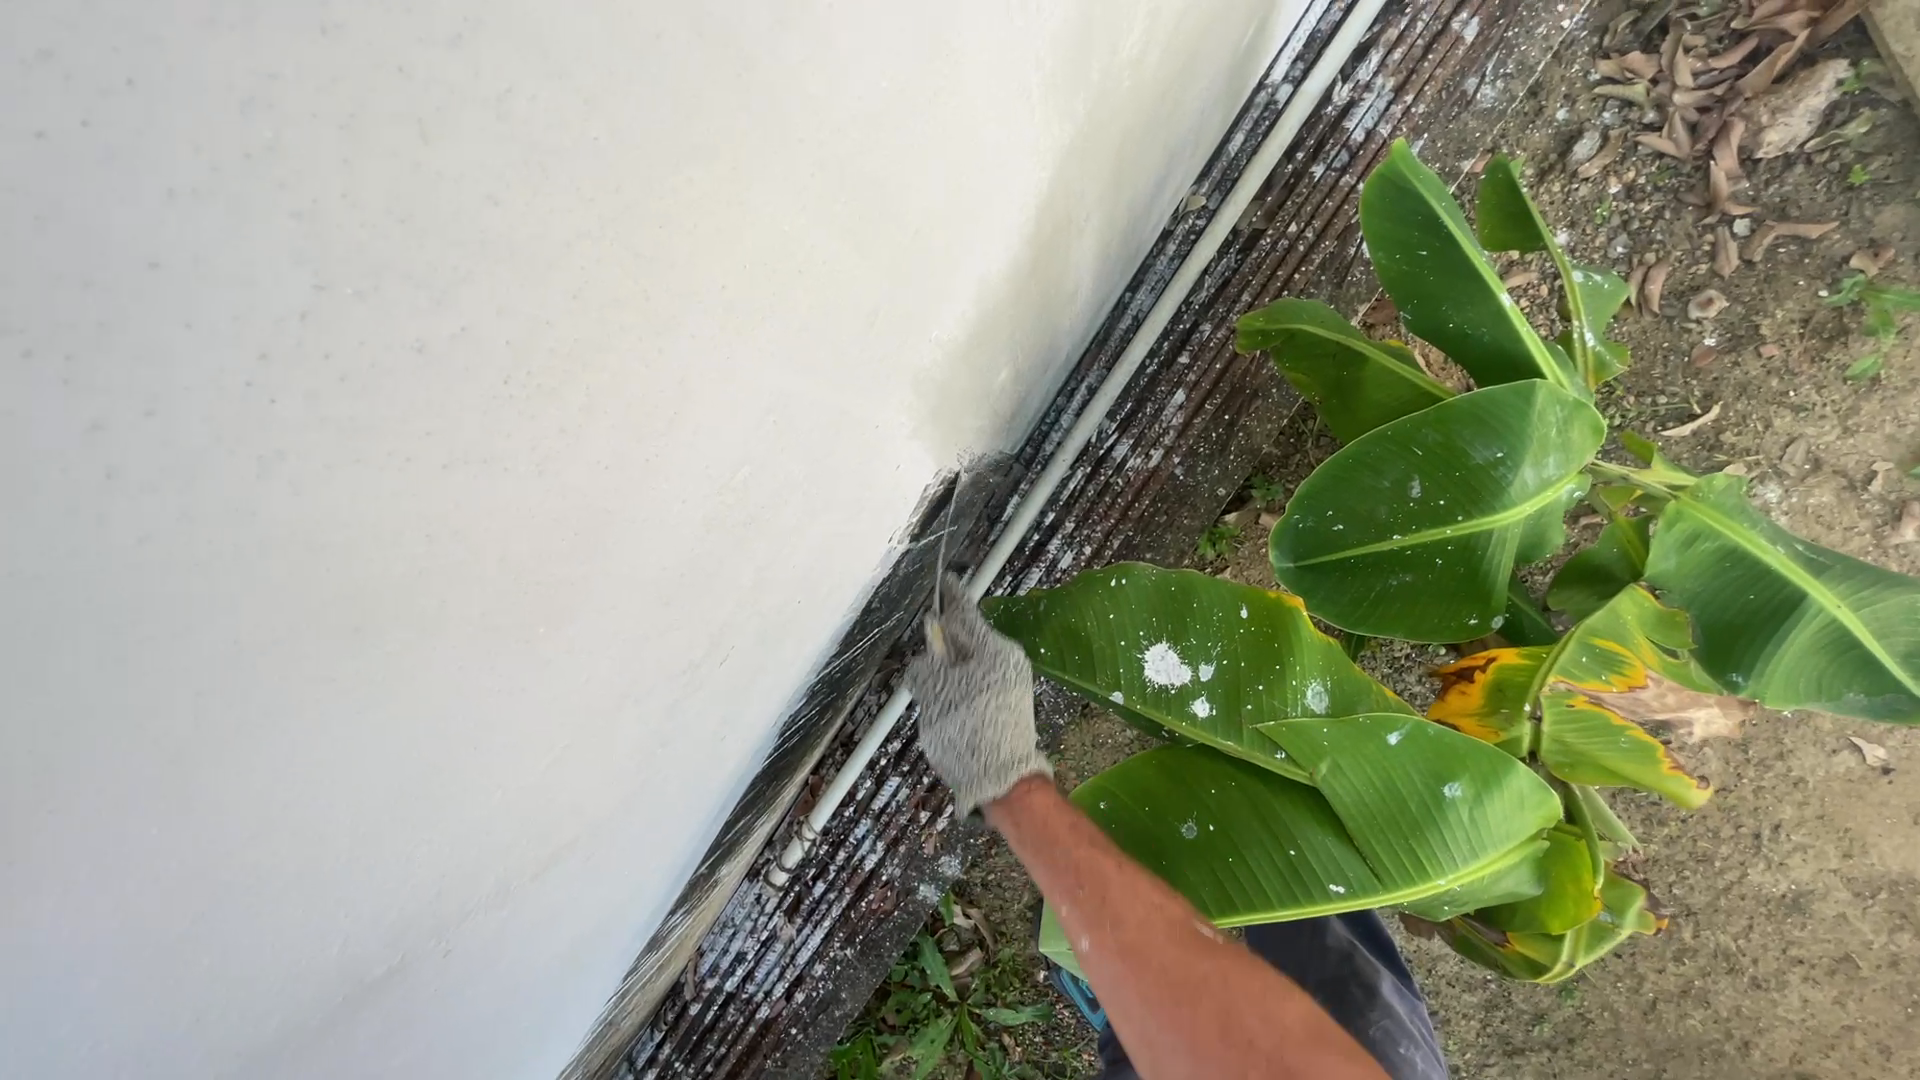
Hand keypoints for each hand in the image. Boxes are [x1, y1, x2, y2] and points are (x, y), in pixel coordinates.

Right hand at [903, 575, 1052, 815]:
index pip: (966, 614)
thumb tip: (930, 646)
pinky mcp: (1008, 704)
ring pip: (970, 664)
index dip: (952, 596)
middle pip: (968, 639)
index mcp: (994, 650)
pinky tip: (945, 705)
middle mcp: (1008, 661)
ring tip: (930, 687)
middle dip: (944, 642)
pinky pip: (977, 682)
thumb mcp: (936, 692)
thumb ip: (928, 663)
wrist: (1002, 781)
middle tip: (925, 645)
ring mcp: (1011, 683)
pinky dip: (958, 685)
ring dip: (949, 669)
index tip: (947, 579)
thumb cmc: (967, 731)